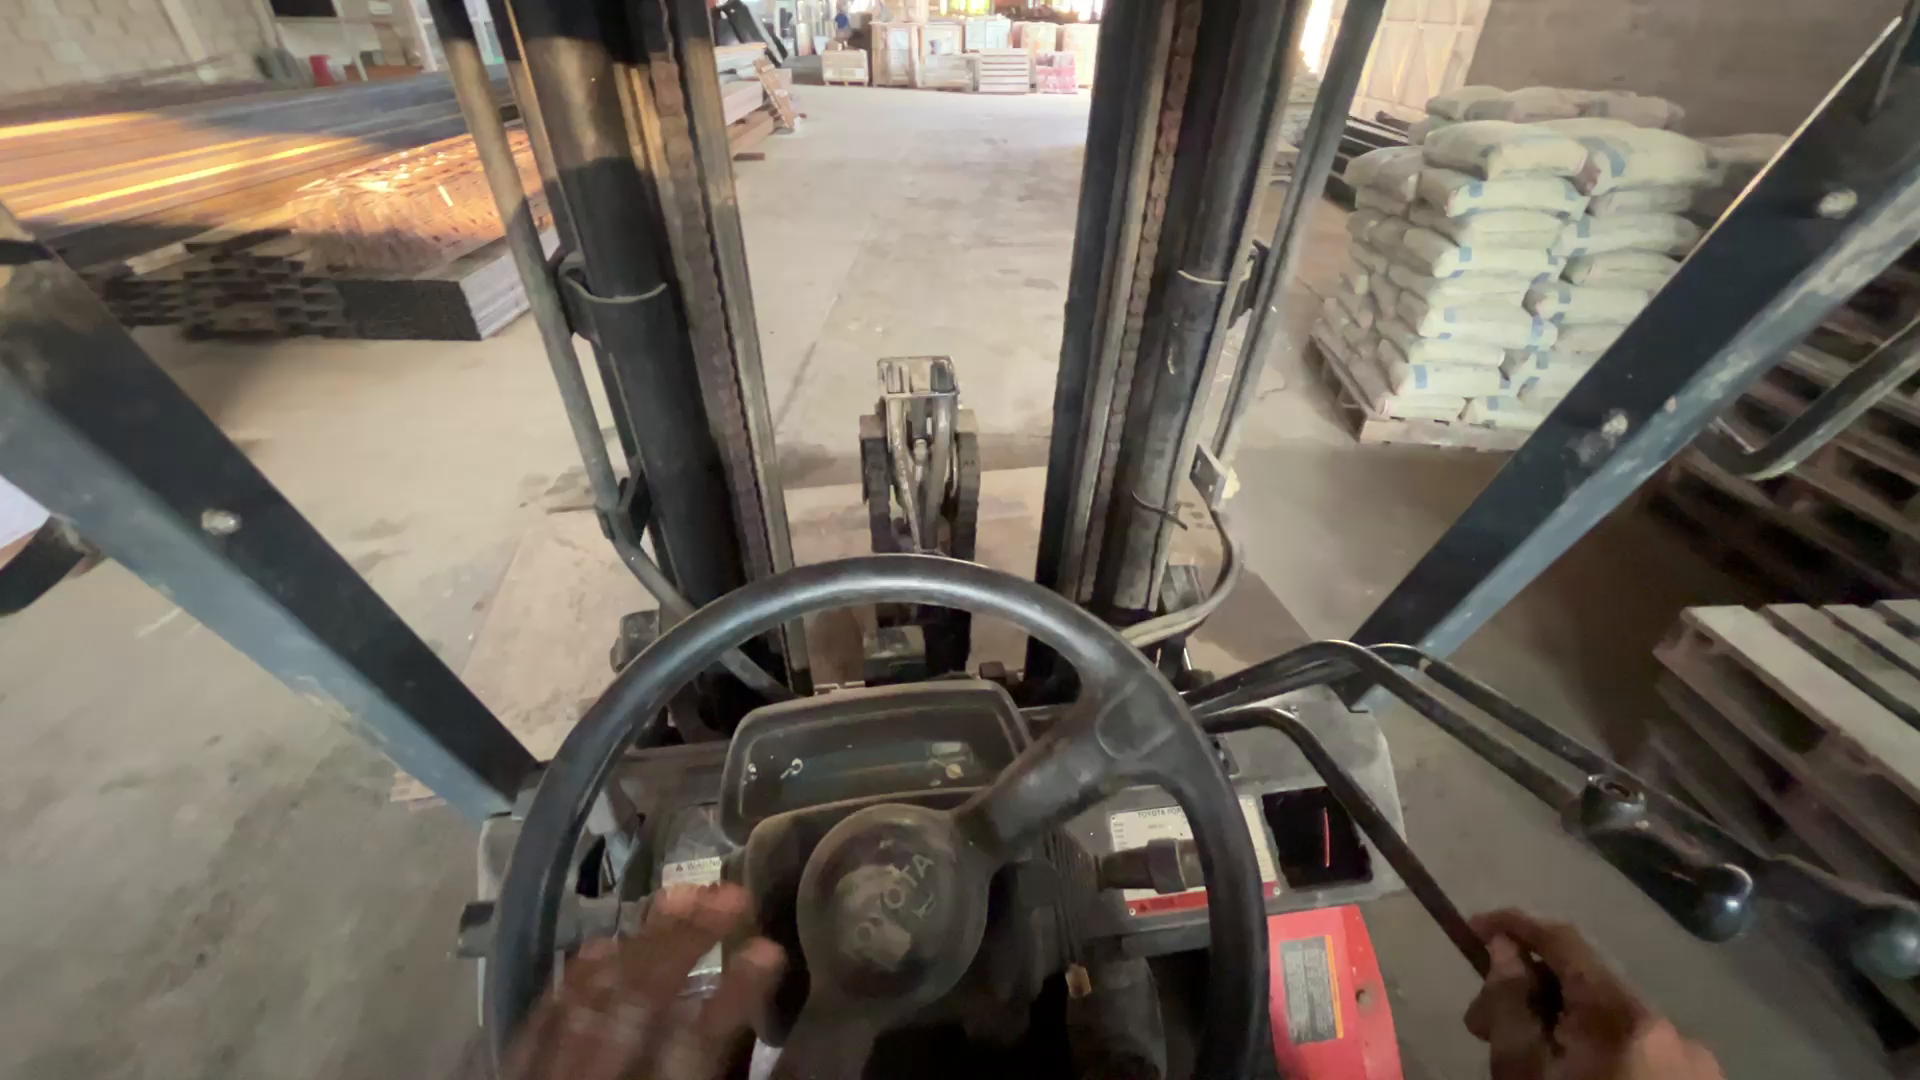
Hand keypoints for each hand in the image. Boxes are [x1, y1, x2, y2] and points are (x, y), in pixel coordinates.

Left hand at [500, 884, 785, 1079]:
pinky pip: (537, 1028)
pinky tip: (603, 946)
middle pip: (639, 1009)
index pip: (694, 1054)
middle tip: (733, 894)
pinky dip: (573, 984)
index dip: (733, 999)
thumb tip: (763, 1054)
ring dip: (638, 944)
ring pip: (590, 1003)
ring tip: (681, 894)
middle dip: (687, 943)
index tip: (769, 950)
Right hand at [1464, 909, 1723, 1079]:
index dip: (1512, 924)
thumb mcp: (1521, 1068)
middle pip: (1584, 981)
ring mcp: (1698, 1066)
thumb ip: (1508, 998)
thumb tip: (1505, 949)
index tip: (1473, 931)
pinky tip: (1567, 1073)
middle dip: (1527, 989)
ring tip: (1523, 1055)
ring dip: (1558, 1021)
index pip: (1562, 939)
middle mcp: (1672, 1030)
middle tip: (1480, 1022)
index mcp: (1624, 1017)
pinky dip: (1593, 1046)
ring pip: (1609, 1016)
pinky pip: (1637, 1046)